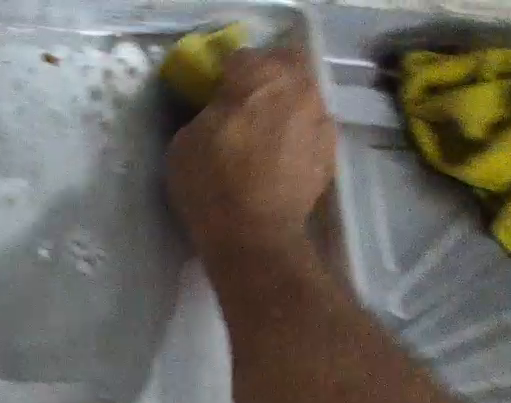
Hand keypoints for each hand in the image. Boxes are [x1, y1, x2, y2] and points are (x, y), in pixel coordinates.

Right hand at [166, 48, 337, 267]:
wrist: (254, 235)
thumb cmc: (210, 188)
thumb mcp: (182, 148)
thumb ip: (203, 117)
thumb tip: (218, 112)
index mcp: (257, 79)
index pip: (239, 58)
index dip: (222, 77)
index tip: (211, 96)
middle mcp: (297, 87)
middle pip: (283, 65)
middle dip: (263, 80)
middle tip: (242, 107)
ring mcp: (319, 117)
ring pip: (300, 97)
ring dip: (282, 109)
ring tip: (262, 139)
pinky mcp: (329, 149)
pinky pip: (309, 129)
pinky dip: (294, 138)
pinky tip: (276, 162)